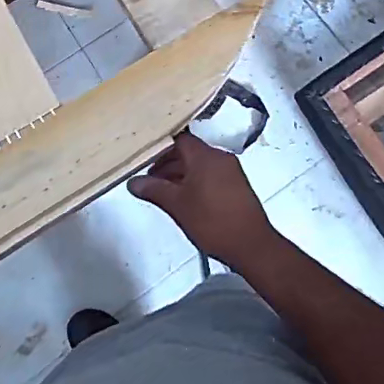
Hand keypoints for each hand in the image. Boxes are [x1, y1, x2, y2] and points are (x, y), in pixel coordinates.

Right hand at [127, 133, 287, 269]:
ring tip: (164, 193)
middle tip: (150, 181)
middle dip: (169, 164)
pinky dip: (196, 182)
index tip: (145, 162)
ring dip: (181, 175)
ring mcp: (231, 171)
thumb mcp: (177, 205)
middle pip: (190, 152)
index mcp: (205, 156)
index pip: (180, 140)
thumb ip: (154, 190)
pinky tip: (186, 200)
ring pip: (200, 165)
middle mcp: (220, 157)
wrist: (249, 243)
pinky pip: (212, 175)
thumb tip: (133, 182)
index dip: (161, 149)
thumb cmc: (212, 221)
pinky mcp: (237, 185)